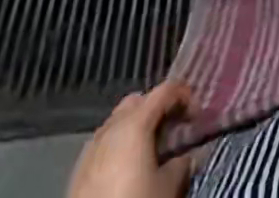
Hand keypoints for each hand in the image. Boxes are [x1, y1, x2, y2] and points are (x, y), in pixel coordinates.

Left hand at [66, 81, 194, 197]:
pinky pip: (106, 139)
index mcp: (136, 122)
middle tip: (174, 128)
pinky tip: (128, 166)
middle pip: (140, 100)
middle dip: (159, 108)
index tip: (197, 114)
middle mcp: (113, 124)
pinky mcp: (82, 163)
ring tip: (152, 149)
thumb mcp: (167, 189)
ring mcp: (94, 142)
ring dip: (139, 125)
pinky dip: (122, 141)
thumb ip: (181, 166)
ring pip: (120, 119)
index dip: (185, 95)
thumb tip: (186, 157)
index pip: (165, 90)